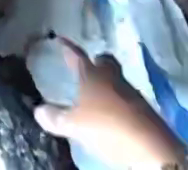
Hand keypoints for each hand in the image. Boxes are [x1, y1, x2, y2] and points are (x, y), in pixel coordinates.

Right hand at [33, 41, 187, 168]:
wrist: (150, 148)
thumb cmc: (106, 126)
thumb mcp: (76, 126)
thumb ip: (57, 118)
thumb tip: (37, 110)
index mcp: (92, 74)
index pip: (76, 55)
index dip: (67, 47)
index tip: (60, 39)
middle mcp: (111, 77)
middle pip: (104, 61)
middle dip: (96, 62)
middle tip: (89, 67)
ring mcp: (131, 92)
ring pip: (117, 80)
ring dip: (109, 84)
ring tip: (99, 95)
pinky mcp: (145, 110)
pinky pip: (128, 98)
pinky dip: (120, 102)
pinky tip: (114, 113)